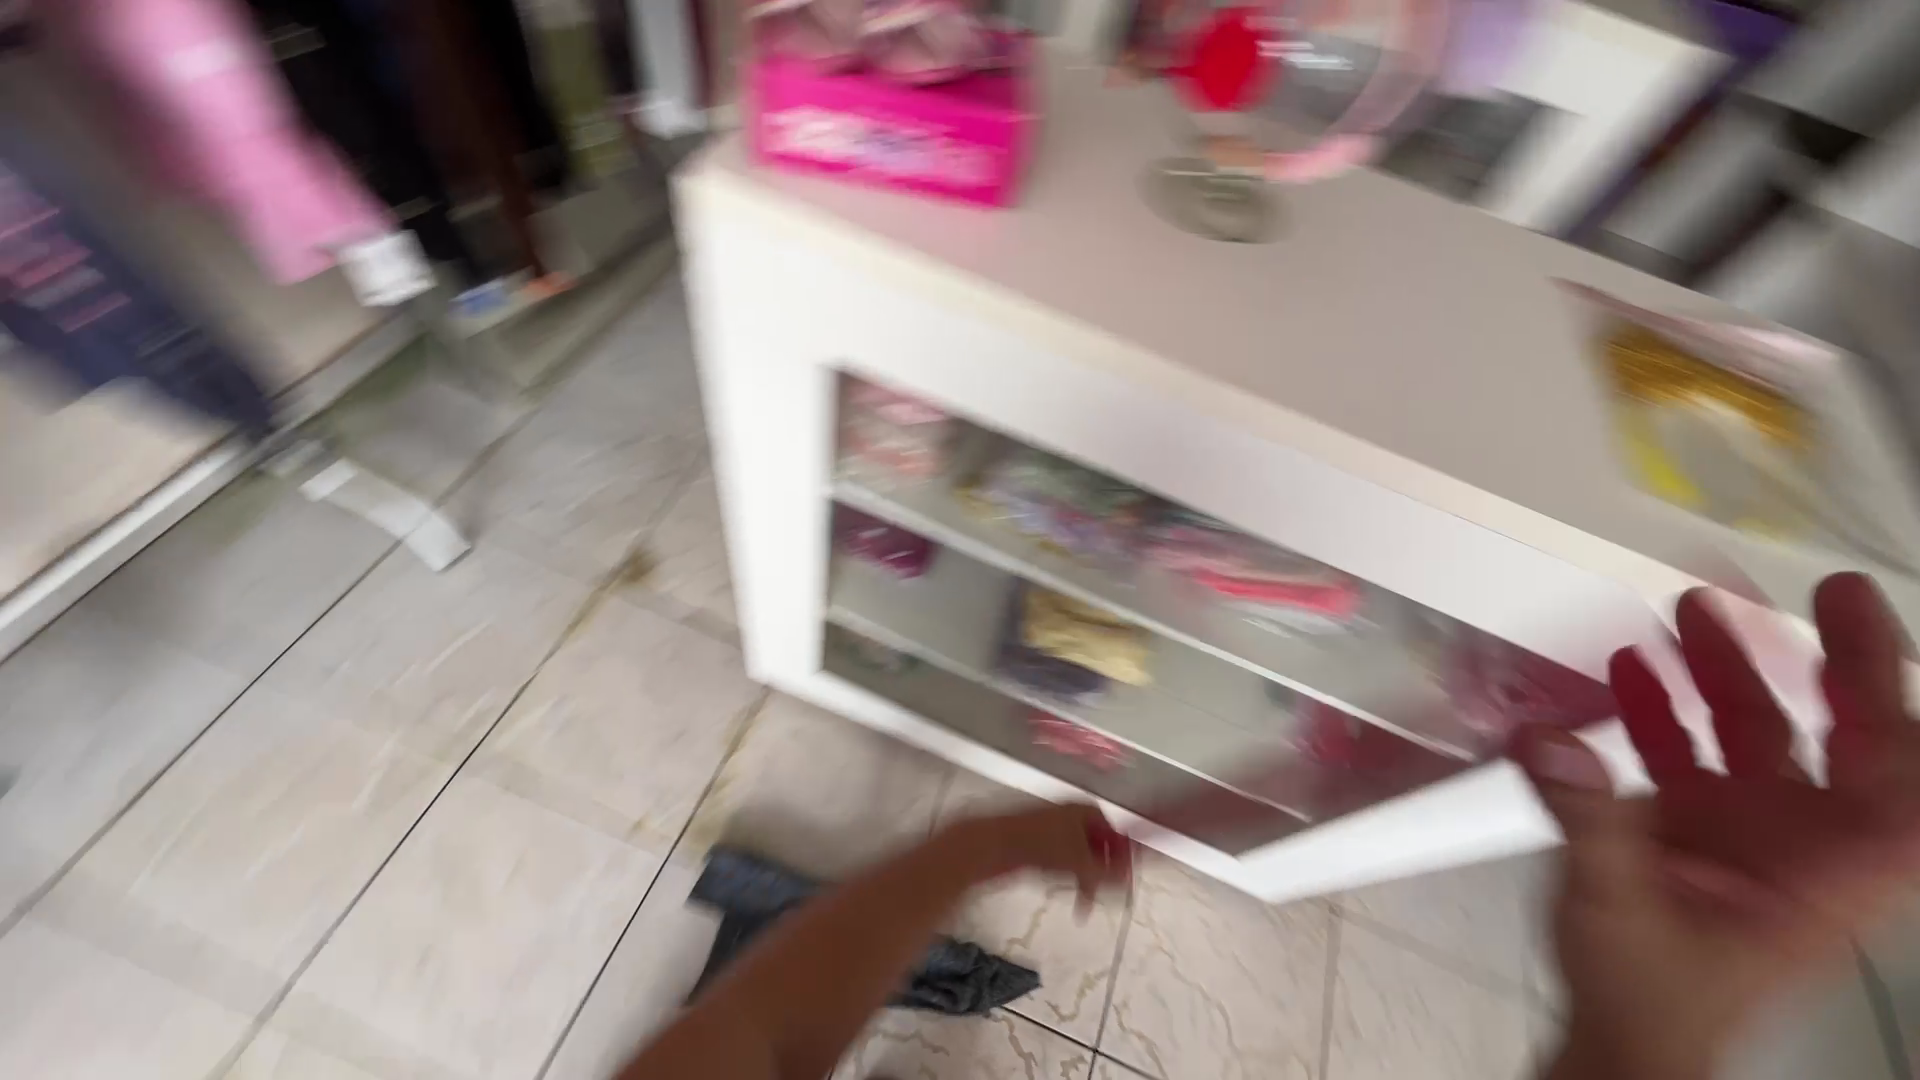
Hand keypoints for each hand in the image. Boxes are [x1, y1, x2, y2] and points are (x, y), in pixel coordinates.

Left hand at [948, 802, 1132, 915]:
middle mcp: (1073, 813)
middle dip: (1103, 873)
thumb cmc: (1041, 844)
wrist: (997, 842)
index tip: (1124, 882)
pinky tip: (1069, 892)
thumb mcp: (1081, 862)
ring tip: (1084, 900)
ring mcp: (1056, 825)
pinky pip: (1066, 860)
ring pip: (1082, 856)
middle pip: (1100, 846)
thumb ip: (1108, 872)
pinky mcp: (1041, 839)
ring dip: (1086, 879)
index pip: (1118, 834)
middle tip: (1103, 895)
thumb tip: (1127, 880)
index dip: (1123, 860)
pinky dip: (1070, 876)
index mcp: (1087, 809)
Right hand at [1517, 572, 1919, 1079]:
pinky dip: (1656, 710)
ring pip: (1751, 735)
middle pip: (1830, 736)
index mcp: (1829, 867)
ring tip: (1678, 618)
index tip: (1845, 611)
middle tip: (1750, 599)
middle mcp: (1798, 838)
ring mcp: (1740, 829)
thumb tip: (1550, 739)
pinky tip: (1628, 675)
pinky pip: (1682, 753)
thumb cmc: (1652, 991)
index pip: (1894, 771)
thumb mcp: (1621, 905)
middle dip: (1802, 663)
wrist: (1622, 1029)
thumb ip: (1591, 822)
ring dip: (1718, 675)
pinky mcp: (1683, 826)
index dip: (1884, 686)